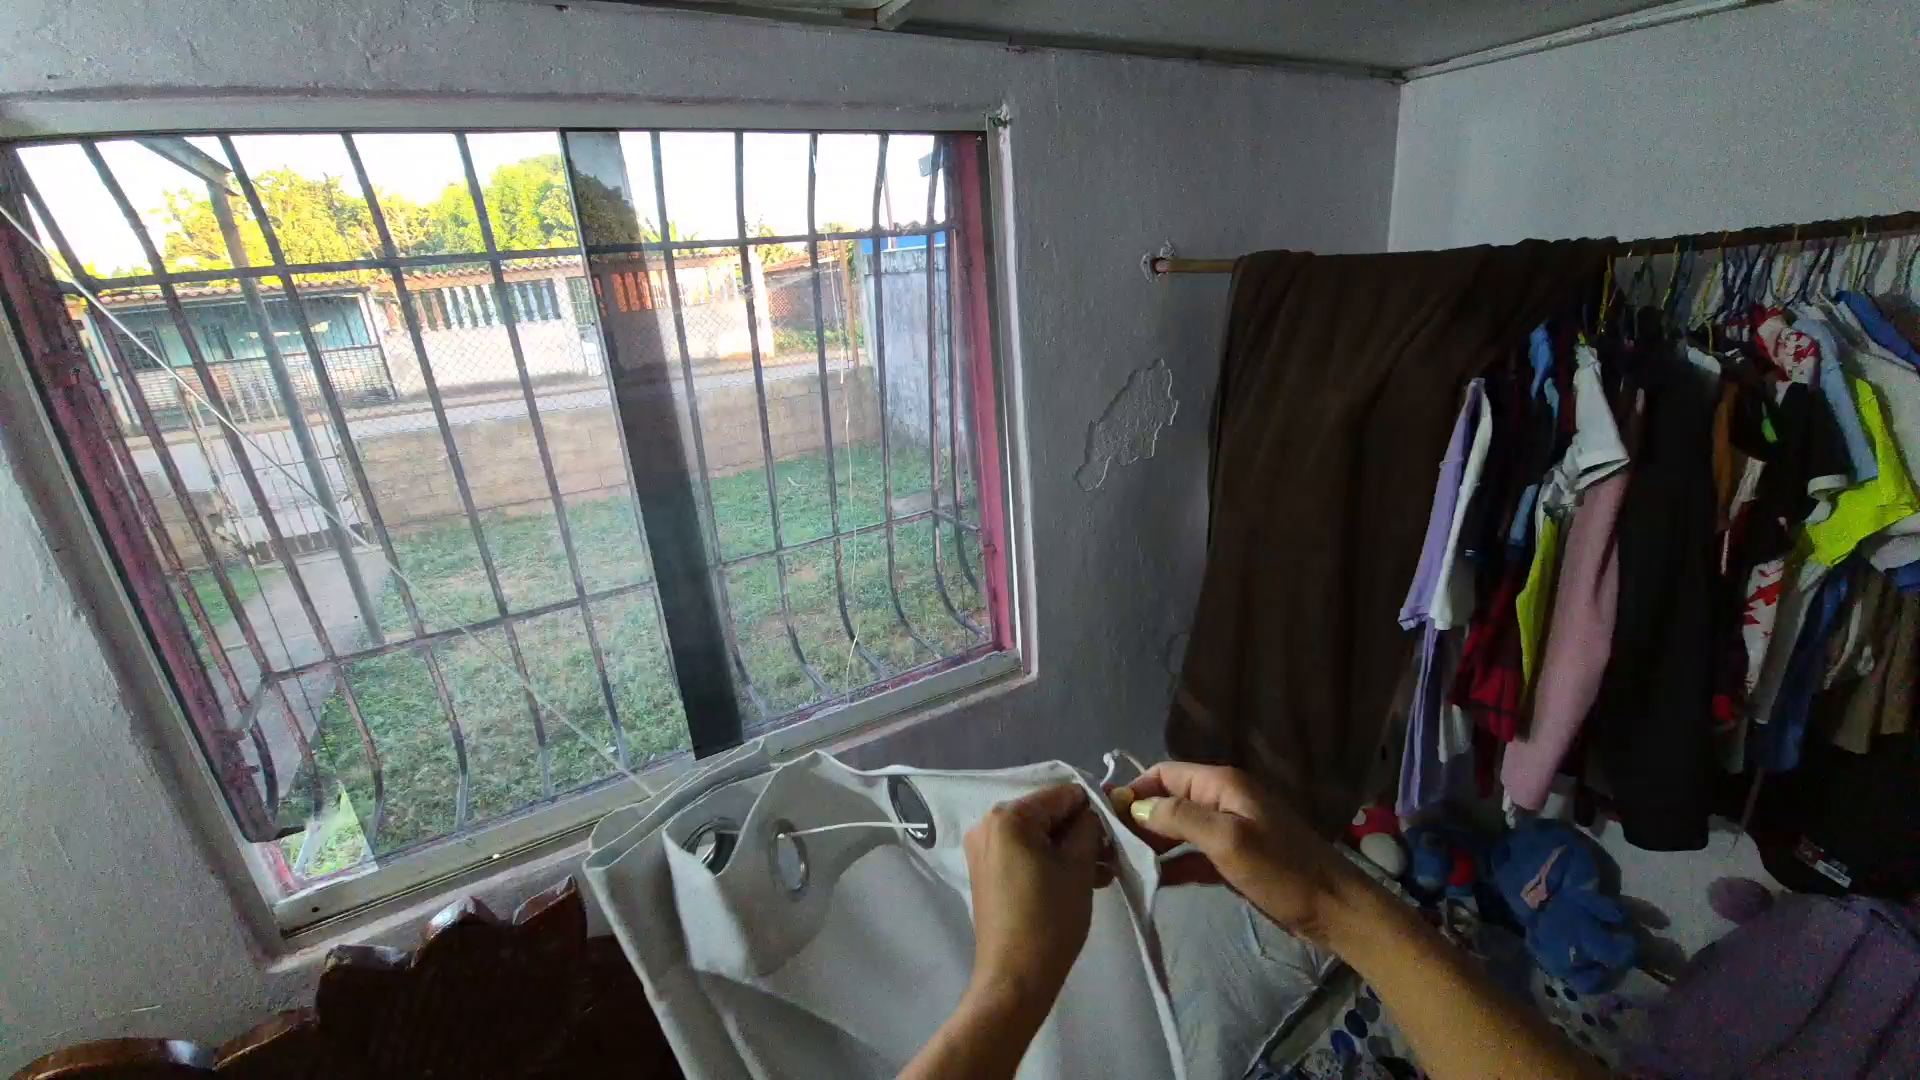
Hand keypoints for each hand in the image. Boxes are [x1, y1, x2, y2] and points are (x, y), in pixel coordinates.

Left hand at [962, 783, 1112, 1015]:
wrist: (1015, 979)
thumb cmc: (1049, 918)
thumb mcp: (1077, 866)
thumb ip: (1087, 827)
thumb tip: (1090, 813)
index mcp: (1008, 816)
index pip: (1061, 795)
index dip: (1092, 808)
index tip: (1115, 830)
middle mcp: (988, 824)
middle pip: (1047, 814)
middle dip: (1079, 831)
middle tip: (1108, 856)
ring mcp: (984, 849)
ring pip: (1037, 835)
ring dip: (1068, 849)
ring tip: (1099, 873)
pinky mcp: (986, 871)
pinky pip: (1024, 852)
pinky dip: (1049, 861)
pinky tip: (1077, 880)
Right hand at [1114, 762, 1361, 945]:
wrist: (1338, 912)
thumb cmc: (1283, 870)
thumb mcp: (1228, 840)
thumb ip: (1180, 818)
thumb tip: (1136, 806)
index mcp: (1222, 783)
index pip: (1165, 774)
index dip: (1135, 790)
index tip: (1106, 815)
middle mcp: (1223, 800)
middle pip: (1169, 799)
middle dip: (1139, 818)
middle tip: (1109, 844)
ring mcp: (1230, 830)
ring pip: (1179, 828)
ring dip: (1153, 842)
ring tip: (1122, 862)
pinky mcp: (1235, 859)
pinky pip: (1194, 854)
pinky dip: (1173, 863)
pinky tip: (1152, 879)